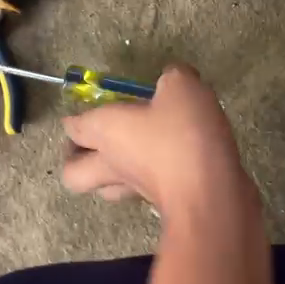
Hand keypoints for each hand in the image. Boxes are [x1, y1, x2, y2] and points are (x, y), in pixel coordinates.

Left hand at [61, 65, 256, 221]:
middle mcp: (112, 163)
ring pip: (106, 188)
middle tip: (92, 142)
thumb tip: (172, 81)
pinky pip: (141, 192)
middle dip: (75, 159)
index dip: (73, 119)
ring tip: (130, 151)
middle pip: (73, 173)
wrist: (210, 195)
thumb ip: (173, 78)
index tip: (81, 113)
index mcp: (105, 130)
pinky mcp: (161, 205)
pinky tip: (169, 161)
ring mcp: (135, 190)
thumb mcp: (181, 87)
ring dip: (109, 173)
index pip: (74, 128)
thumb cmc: (182, 135)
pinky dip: (147, 178)